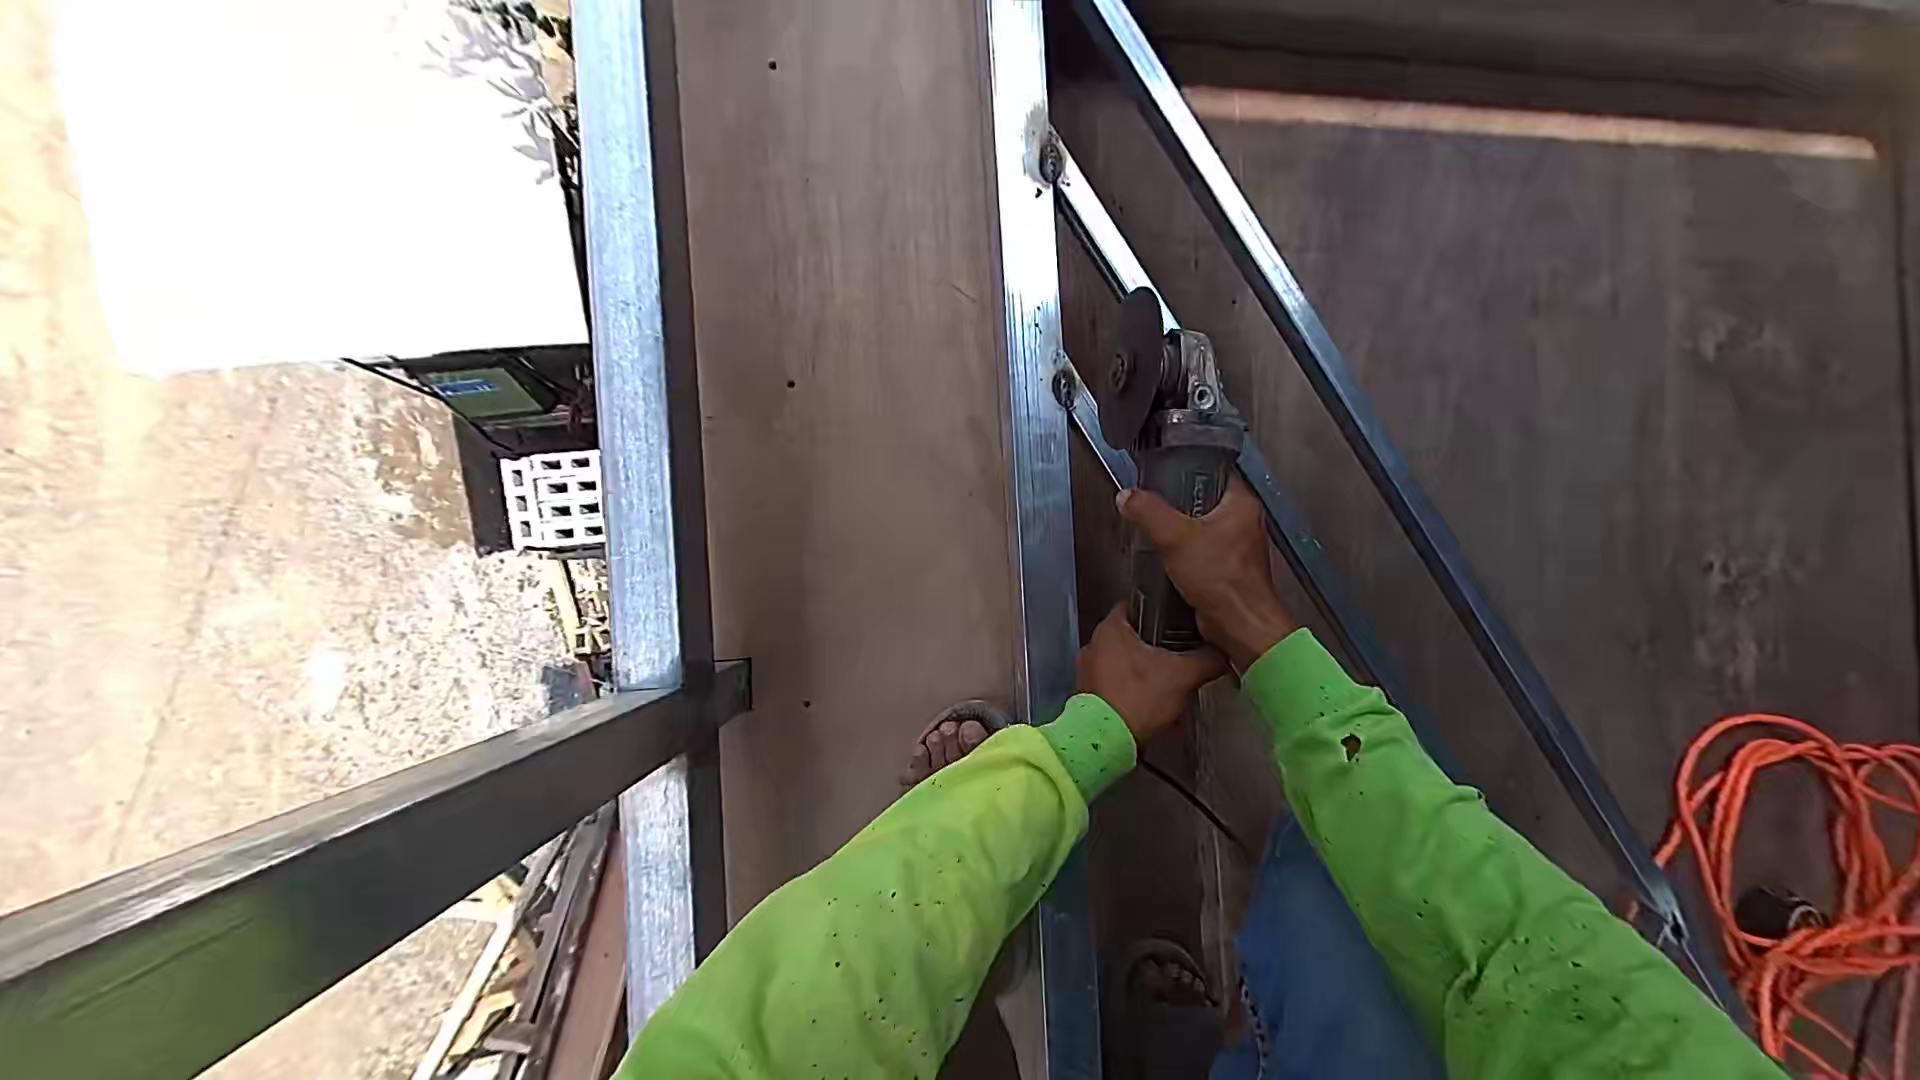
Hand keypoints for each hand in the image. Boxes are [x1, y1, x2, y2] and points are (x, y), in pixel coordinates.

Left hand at [1075, 606, 1225, 741]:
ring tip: (1168, 681)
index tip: (1176, 620)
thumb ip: (1206, 659)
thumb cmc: (1140, 697)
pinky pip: (1114, 681)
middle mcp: (1093, 643)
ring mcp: (1086, 668)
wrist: (1106, 740)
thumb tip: (1222, 654)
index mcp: (1110, 628)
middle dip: (1153, 645)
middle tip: (1178, 654)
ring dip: (1143, 669)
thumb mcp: (1182, 675)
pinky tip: (1150, 701)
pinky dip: (1131, 687)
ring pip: (1122, 660)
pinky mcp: (1086, 691)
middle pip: (1130, 635)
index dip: (1157, 610)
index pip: (1134, 604)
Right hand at [1116, 476, 1297, 670]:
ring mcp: (1235, 546)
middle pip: (1203, 500)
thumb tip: (1128, 497)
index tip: (1164, 475)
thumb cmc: (1224, 582)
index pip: (1214, 472)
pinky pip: (1199, 550)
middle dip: (1176, 505)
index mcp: (1241, 504)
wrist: (1238, 624)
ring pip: (1200, 526)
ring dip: (1178, 531)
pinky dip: (1182, 552)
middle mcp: (1243, 522)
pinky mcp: (1225, 568)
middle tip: (1154, 506)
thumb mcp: (1175, 538)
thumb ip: (1148, 513)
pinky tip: (1166, 557)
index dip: (1187, 471)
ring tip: (1156, 531)